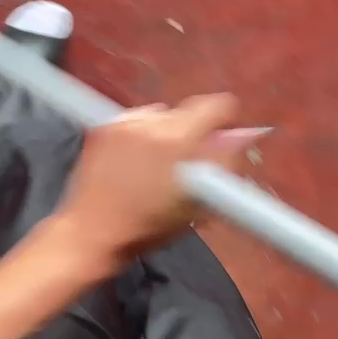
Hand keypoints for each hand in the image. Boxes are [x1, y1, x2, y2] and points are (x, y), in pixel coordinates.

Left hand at [47, 94, 257, 272]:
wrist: (92, 232)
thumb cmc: (148, 228)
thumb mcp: (196, 204)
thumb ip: (223, 165)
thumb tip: (245, 136)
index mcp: (178, 141)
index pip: (216, 106)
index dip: (225, 121)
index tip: (223, 138)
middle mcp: (152, 123)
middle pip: (189, 111)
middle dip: (195, 132)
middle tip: (188, 162)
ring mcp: (124, 123)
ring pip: (162, 115)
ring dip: (167, 131)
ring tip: (158, 162)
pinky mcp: (104, 126)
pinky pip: (136, 119)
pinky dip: (142, 133)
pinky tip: (136, 158)